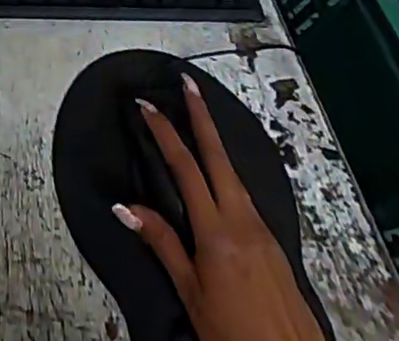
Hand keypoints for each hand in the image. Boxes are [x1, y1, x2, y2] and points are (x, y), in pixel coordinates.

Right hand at [112, 74, 324, 340]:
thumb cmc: (237, 336)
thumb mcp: (191, 294)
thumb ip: (162, 244)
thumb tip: (126, 208)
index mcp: (217, 233)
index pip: (185, 168)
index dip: (164, 133)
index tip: (147, 107)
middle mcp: (242, 221)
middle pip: (218, 154)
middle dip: (201, 115)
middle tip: (188, 84)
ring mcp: (261, 228)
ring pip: (233, 171)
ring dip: (214, 140)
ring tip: (199, 117)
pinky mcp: (272, 240)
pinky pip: (244, 193)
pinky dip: (227, 171)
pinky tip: (220, 172)